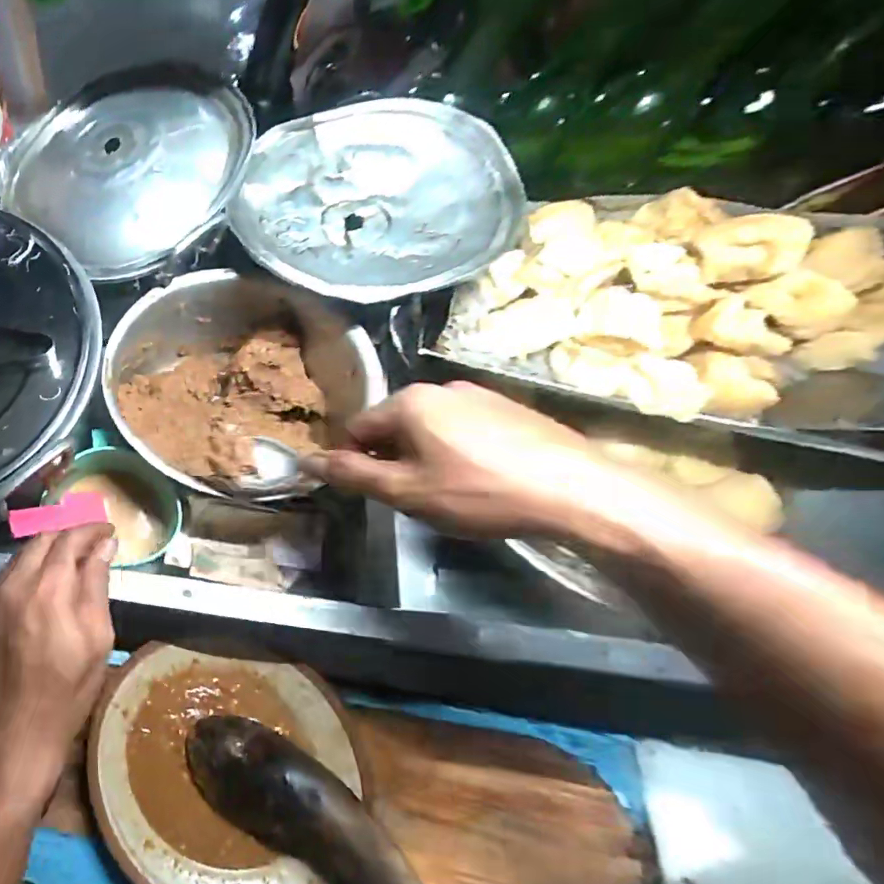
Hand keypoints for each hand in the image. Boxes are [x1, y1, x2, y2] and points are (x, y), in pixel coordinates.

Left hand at [0, 525, 116, 810]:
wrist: (10, 729)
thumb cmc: (65, 692)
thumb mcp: (96, 640)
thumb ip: (96, 586)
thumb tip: (104, 548)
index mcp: (48, 587)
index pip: (70, 539)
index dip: (92, 530)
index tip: (110, 531)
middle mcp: (15, 582)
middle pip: (42, 539)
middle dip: (69, 533)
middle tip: (92, 541)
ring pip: (21, 555)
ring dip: (47, 549)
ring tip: (71, 558)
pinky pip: (7, 574)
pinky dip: (29, 567)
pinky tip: (43, 581)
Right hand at [300, 382, 685, 543]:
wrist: (579, 492)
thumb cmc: (479, 492)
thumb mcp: (404, 491)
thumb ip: (350, 474)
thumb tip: (304, 460)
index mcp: (409, 401)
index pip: (355, 430)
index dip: (358, 464)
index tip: (380, 493)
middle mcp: (441, 387)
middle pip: (392, 427)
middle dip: (393, 460)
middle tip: (416, 496)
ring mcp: (480, 394)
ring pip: (427, 429)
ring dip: (424, 458)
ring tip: (451, 492)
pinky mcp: (511, 409)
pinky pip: (461, 430)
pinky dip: (458, 453)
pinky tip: (481, 480)